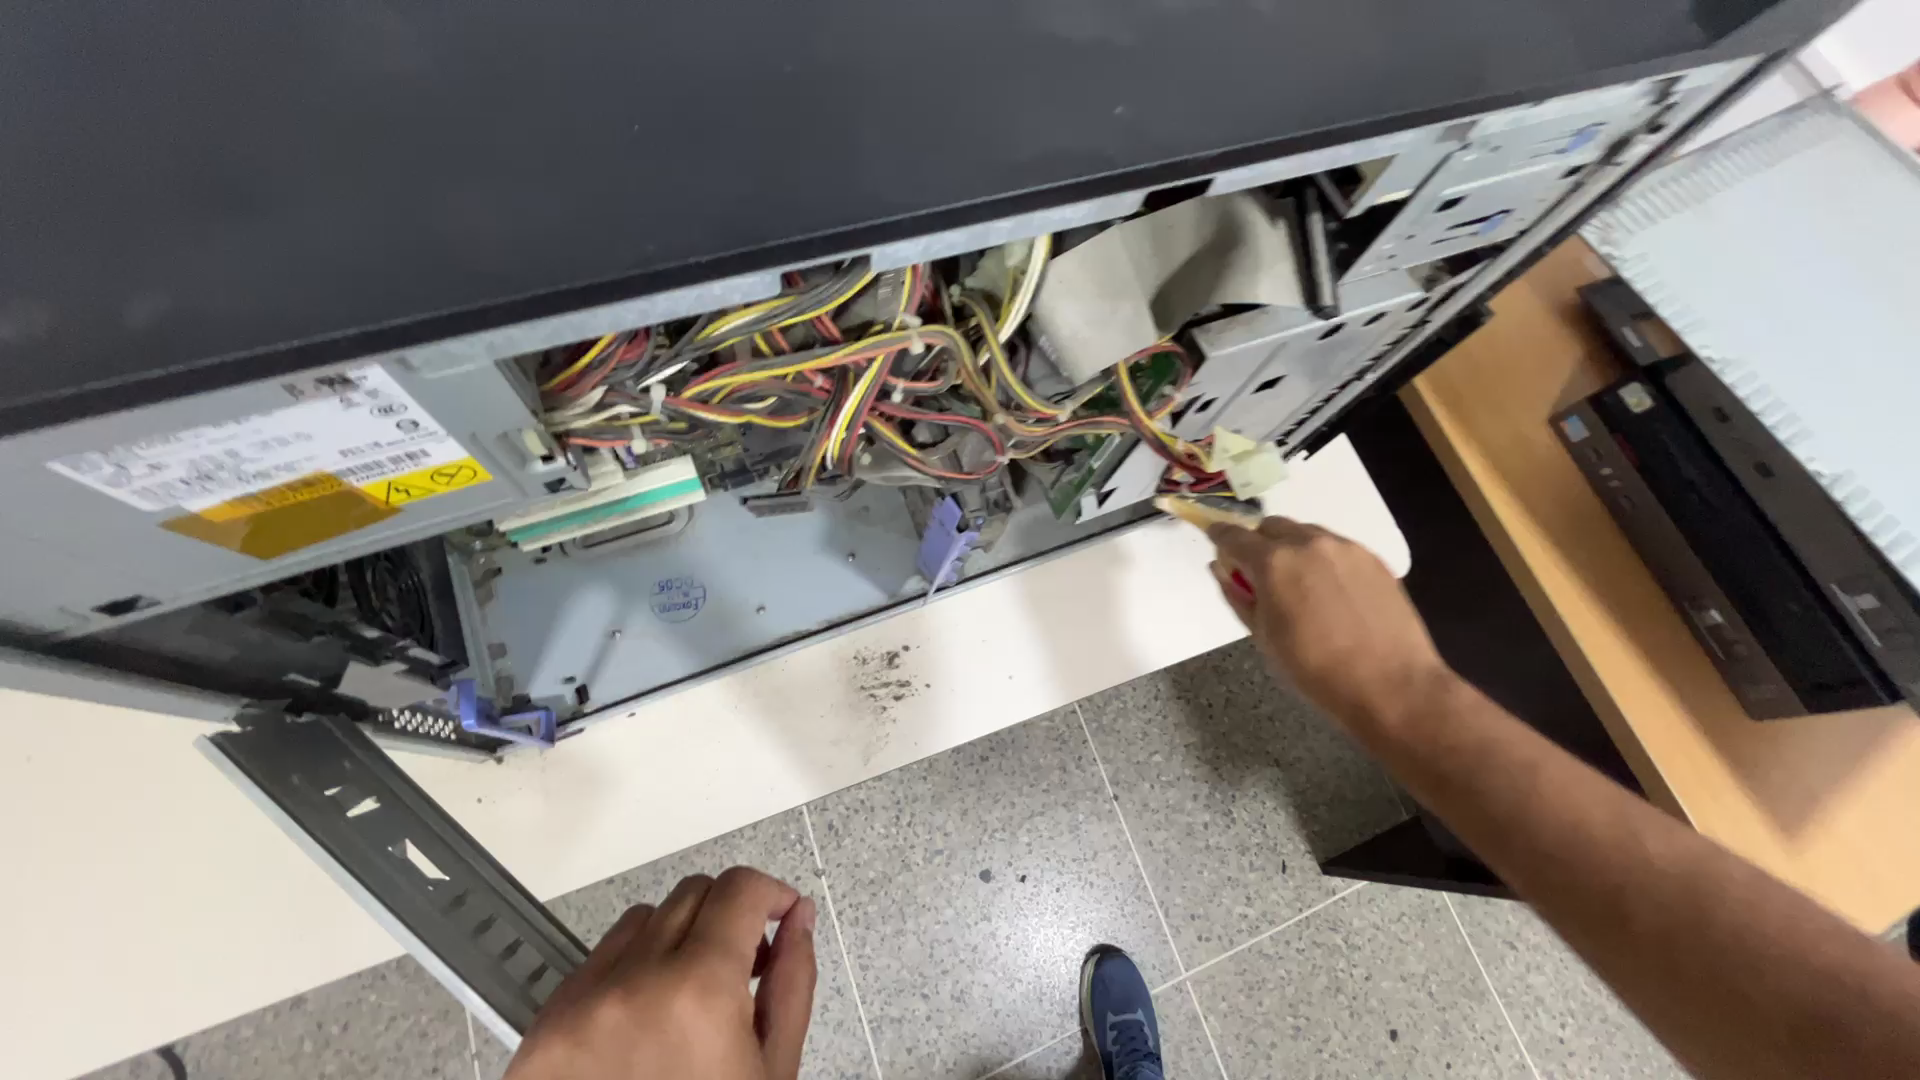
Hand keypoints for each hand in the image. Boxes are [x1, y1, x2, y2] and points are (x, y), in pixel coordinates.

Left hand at [504, 866, 816, 1079]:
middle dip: (729, 916)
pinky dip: (631, 970)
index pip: (741, 888)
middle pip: (694, 893)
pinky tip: (645, 1021)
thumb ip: (793, 981)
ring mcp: (580, 1004)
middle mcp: (634, 981)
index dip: (772, 894)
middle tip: (744, 966)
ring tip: (691, 997)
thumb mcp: (773, 1074)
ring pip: (645, 920)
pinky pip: (597, 961)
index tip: (782, 917)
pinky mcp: (542, 1030)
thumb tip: (798, 917)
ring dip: (678, 938)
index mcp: (699, 990)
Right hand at [1207, 516, 1454, 732]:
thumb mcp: (1261, 636)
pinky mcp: (1373, 559)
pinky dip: (1322, 559)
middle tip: (1259, 574)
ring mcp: (1345, 548)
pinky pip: (1336, 547)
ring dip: (1292, 548)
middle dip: (1259, 542)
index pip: (1233, 535)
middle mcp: (1308, 543)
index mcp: (1273, 562)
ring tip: (1298, 584)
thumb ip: (1237, 595)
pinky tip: (1329, 592)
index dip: (1219, 537)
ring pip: (1306, 533)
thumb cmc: (1313, 668)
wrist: (1390, 685)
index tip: (1214, 540)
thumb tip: (1221, 569)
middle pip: (1271, 526)